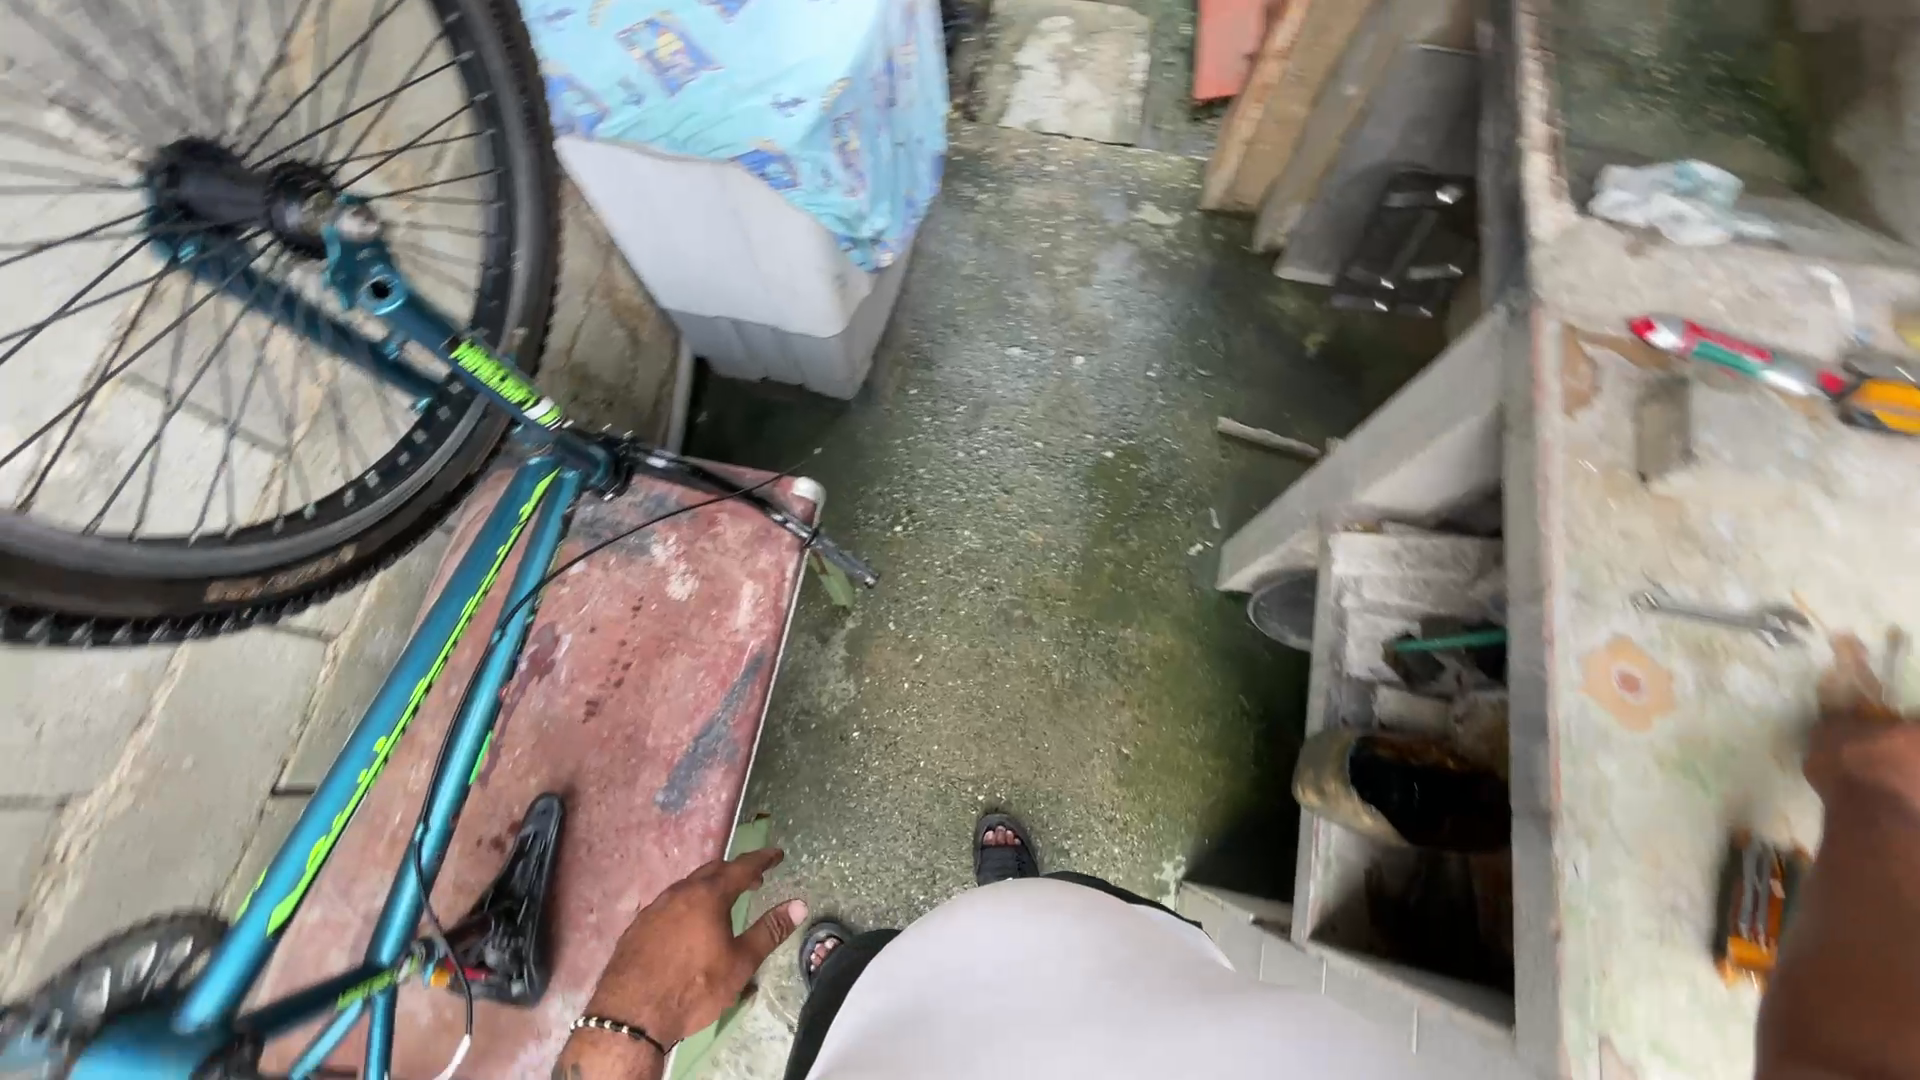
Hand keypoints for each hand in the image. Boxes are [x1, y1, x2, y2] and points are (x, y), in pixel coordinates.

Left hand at [584, 848, 806, 1044]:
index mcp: (709, 895)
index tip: (777, 854)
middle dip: (736, 871)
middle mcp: (681, 892)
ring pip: (688, 886)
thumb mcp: (740, 963)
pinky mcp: (637, 927)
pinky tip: (687, 925)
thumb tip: (799, 905)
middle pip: (713, 870)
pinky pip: (669, 904)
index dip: (763, 859)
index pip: (742, 867)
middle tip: (753, 880)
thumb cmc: (693, 987)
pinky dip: (687, 904)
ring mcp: (655, 908)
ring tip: (721, 903)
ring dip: (709, 887)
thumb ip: (769, 931)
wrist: (629, 1017)